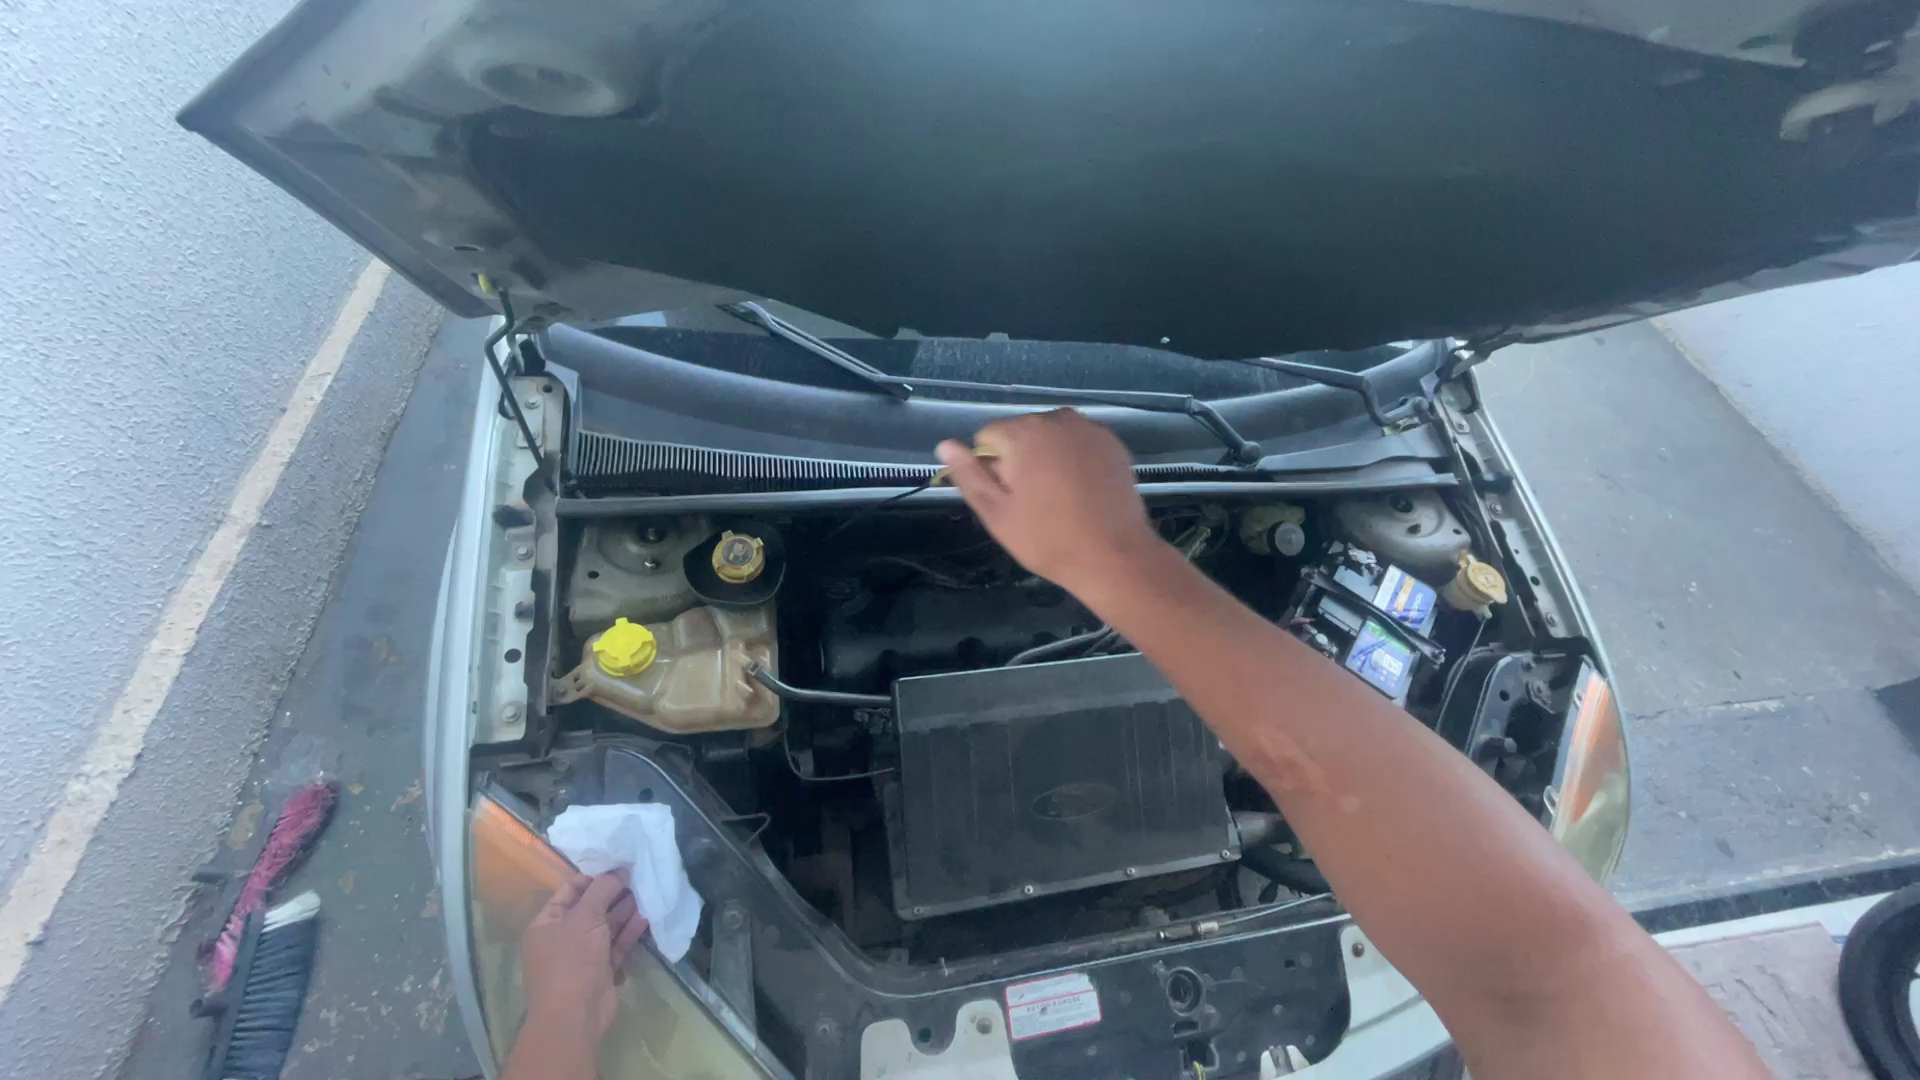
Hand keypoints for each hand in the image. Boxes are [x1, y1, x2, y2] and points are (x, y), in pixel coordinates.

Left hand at [520, 872, 646, 1045]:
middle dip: (615, 891)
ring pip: (608, 924)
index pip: (570, 890)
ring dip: (627, 908)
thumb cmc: (571, 961)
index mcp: (547, 924)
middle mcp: (564, 937)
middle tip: (641, 872)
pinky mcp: (602, 968)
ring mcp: (584, 954)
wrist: (574, 1017)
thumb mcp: (584, 918)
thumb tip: (620, 870)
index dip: (594, 875)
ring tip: (650, 888)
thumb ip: (603, 889)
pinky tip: (649, 914)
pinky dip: (632, 929)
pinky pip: (618, 942)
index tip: (620, 863)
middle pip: (592, 906)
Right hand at [935, 410, 1161, 591]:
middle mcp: (1058, 418)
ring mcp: (1090, 429)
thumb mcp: (996, 513)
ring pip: (1050, 436)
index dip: (992, 469)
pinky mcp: (1113, 443)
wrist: (1114, 556)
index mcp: (1024, 432)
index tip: (1010, 498)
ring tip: (1059, 498)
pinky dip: (1074, 459)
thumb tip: (944, 445)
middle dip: (1020, 460)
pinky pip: (1078, 443)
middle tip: (1034, 503)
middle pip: (1020, 433)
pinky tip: (1082, 491)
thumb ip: (969, 474)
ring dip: (1047, 458)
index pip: (987, 437)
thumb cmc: (1048, 539)